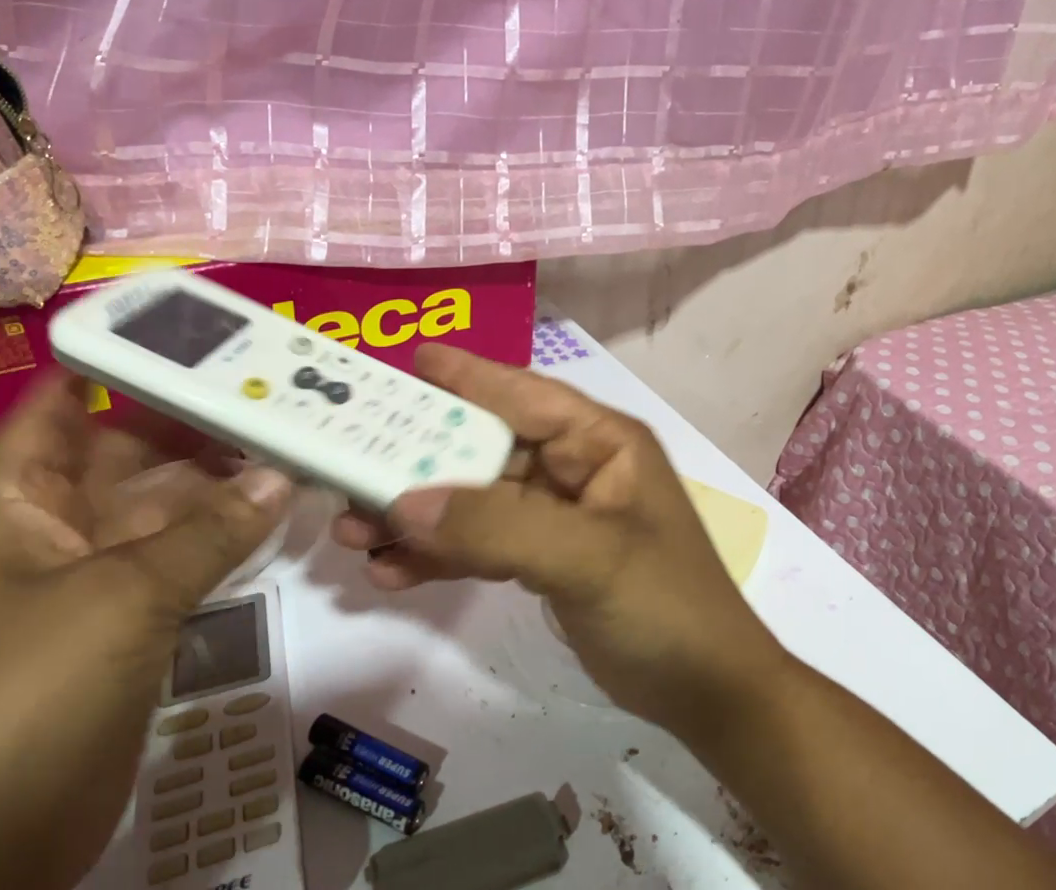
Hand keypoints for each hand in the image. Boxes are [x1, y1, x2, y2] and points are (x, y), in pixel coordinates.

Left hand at [0, 375, 293, 889]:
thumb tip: (282, 474)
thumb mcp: (118, 597)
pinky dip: (221, 544)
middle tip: (276, 391)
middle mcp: (48, 530)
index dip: (116, 360)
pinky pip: (177, 568)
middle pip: (126, 456)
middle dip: (194, 425)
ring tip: (292, 444)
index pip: (61, 403)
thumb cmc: (21, 694)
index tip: (195, 333)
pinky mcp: (123, 632)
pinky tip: (275, 518)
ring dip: (218, 487)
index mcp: (11, 501)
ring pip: (160, 515)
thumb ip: (207, 532)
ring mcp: (88, 583)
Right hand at [332, 345, 783, 730]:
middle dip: (420, 462)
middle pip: (485, 449)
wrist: (706, 693)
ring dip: (419, 516)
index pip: (523, 394)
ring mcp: (559, 517)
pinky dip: (440, 557)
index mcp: (601, 442)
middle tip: (349, 469)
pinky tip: (391, 573)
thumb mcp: (587, 557)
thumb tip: (403, 504)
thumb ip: (497, 526)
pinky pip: (482, 546)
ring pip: (475, 501)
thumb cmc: (664, 606)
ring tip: (352, 533)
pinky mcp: (545, 562)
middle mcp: (577, 468)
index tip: (407, 361)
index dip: (467, 375)